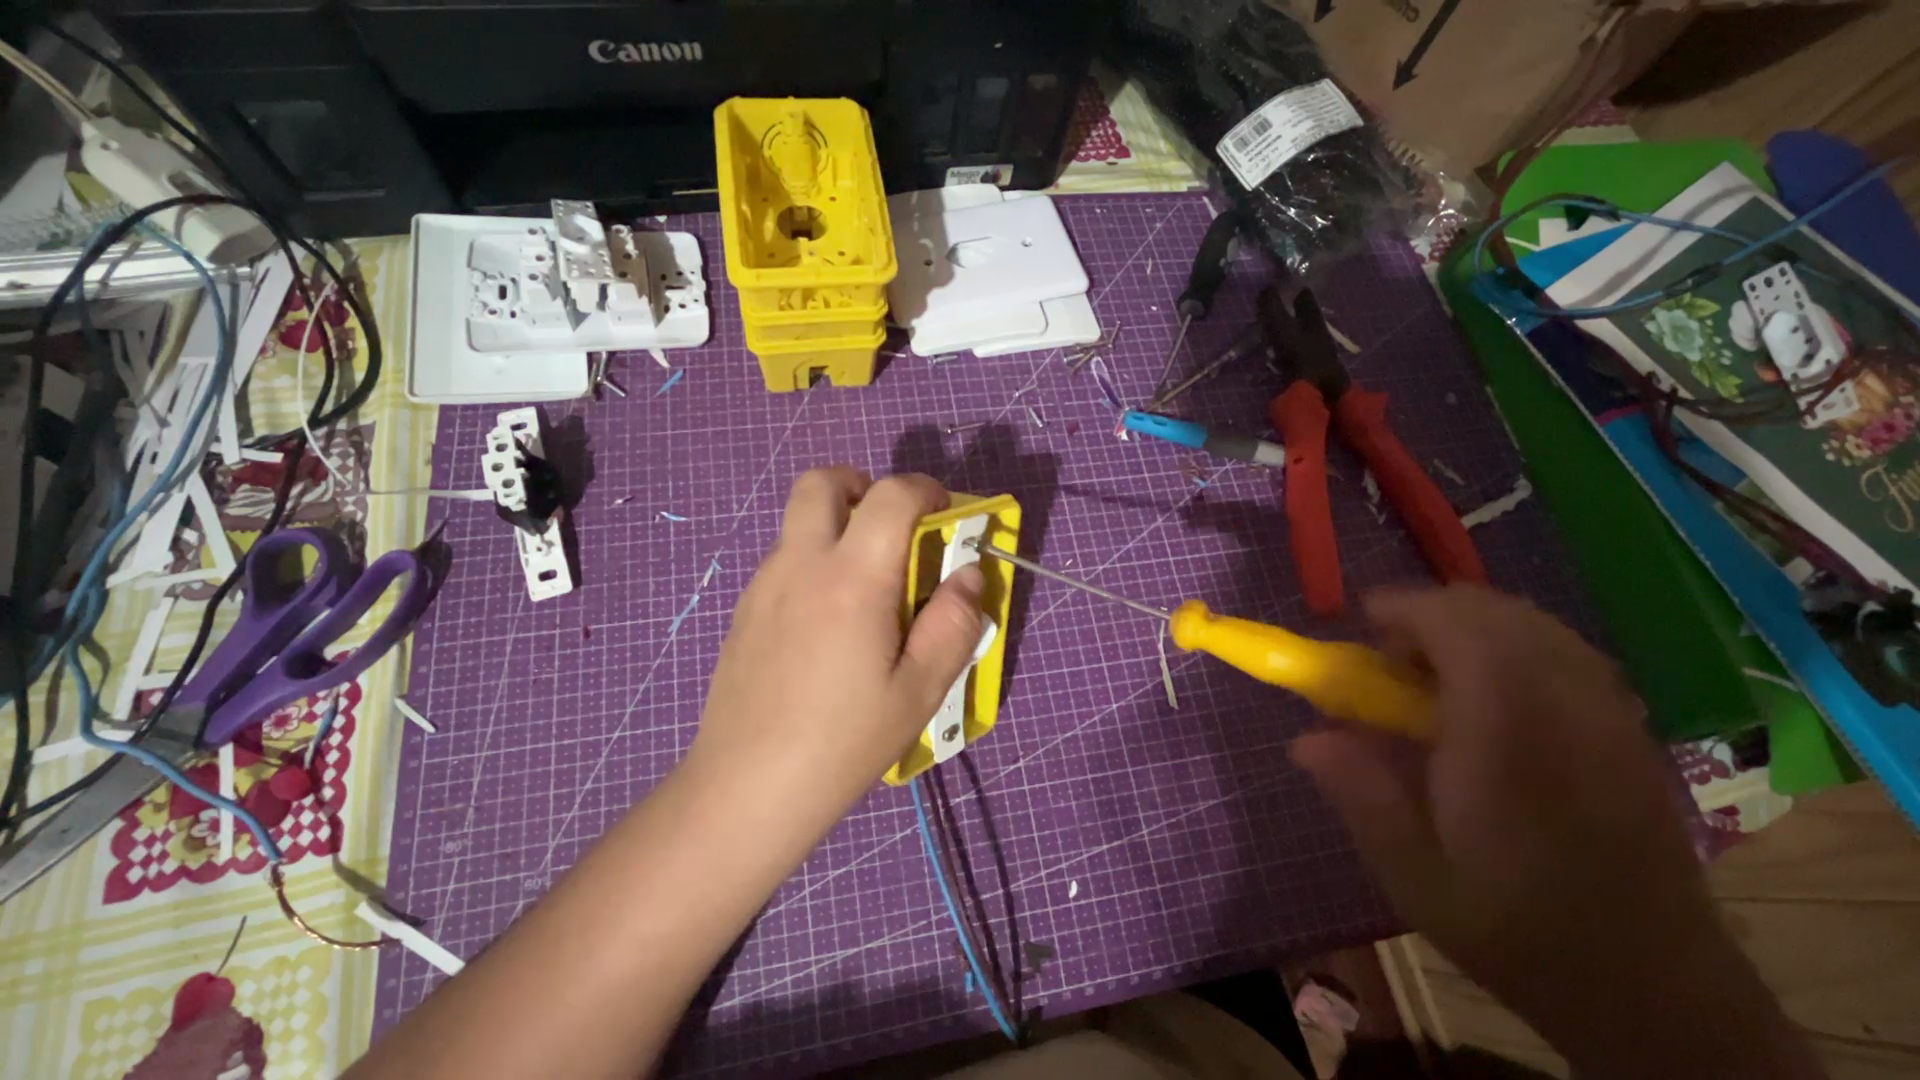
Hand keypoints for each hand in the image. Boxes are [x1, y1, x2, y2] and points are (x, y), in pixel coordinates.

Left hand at [686, 468, 984, 838]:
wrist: (747, 785)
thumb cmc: (845, 740)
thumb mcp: (920, 689)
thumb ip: (953, 622)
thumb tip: (968, 574)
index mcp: (852, 577)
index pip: (890, 495)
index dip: (926, 489)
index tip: (946, 515)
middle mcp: (800, 564)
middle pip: (821, 481)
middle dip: (863, 485)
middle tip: (893, 529)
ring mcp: (763, 585)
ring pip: (799, 523)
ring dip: (837, 529)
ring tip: (866, 592)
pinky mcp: (743, 611)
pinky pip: (783, 562)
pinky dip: (814, 564)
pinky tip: (827, 629)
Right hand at [1293, 586, 1816, 1075]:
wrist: (1654, 985)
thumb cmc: (1517, 929)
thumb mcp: (1415, 876)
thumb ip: (1361, 795)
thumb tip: (1306, 738)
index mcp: (1508, 731)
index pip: (1456, 625)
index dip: (1403, 608)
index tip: (1359, 624)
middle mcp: (1566, 703)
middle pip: (1496, 612)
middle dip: (1432, 614)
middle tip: (1389, 660)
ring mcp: (1609, 712)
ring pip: (1535, 625)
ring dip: (1474, 629)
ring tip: (1435, 679)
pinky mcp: (1630, 729)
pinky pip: (1566, 652)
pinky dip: (1516, 648)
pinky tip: (1493, 700)